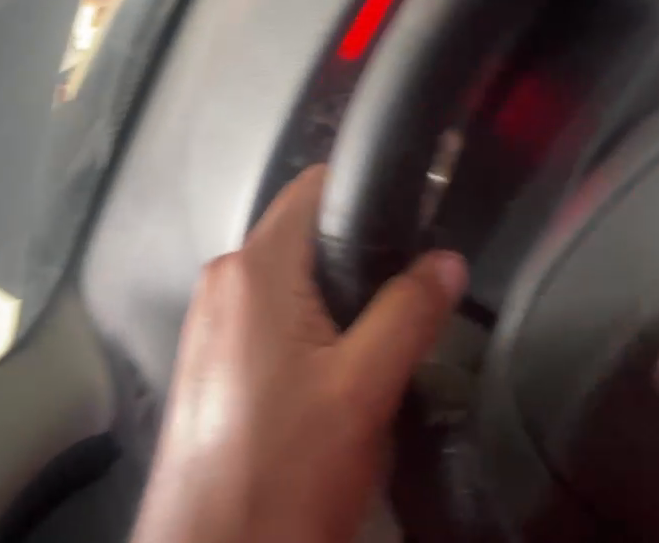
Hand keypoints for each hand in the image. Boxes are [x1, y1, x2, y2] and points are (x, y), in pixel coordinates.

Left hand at [130, 166, 467, 542]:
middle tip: (406, 296)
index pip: (314, 187)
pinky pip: (269, 316)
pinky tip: (332, 379)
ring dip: (335, 301)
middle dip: (358, 257)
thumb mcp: (364, 389)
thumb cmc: (284, 471)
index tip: (414, 218)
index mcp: (254, 268)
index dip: (366, 192)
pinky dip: (307, 330)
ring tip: (375, 345)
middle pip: (306, 234)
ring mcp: (209, 322)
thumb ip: (410, 313)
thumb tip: (448, 260)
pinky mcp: (209, 360)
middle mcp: (222, 280)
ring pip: (291, 279)